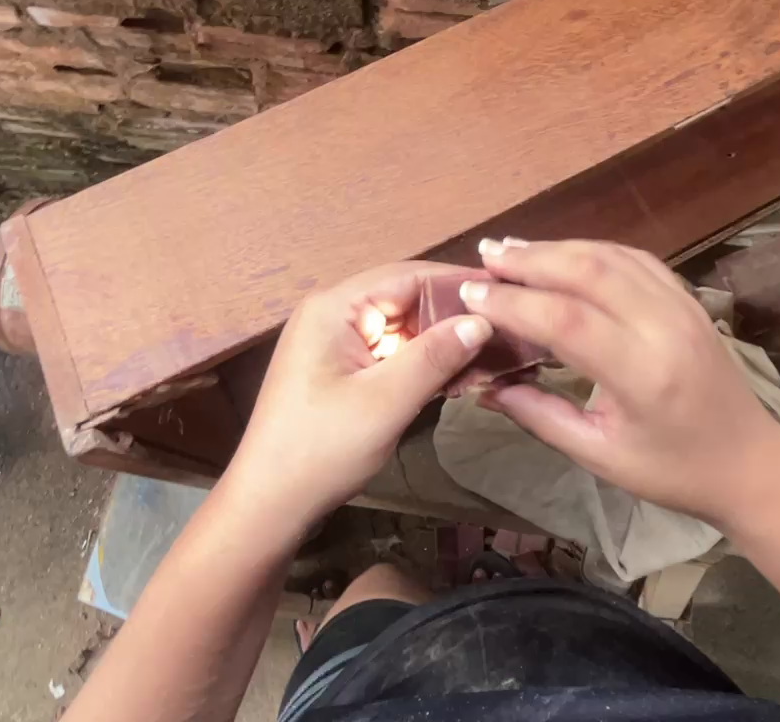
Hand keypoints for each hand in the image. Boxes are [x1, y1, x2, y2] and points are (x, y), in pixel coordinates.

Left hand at [223, 261, 494, 530]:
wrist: (269, 504)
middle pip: (406, 297)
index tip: (507, 293)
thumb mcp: (385, 401)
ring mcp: (337, 341)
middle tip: (510, 325)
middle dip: (455, 313)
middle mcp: (334, 312)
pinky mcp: (343, 367)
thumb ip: (435, 356)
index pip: (408, 275)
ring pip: (404, 325)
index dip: (458, 282)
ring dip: (443, 338)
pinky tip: (461, 372)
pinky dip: (425, 360)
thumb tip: (483, 319)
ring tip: (497, 348)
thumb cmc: (322, 449)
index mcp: (335, 307)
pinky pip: (393, 351)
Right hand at [463, 238, 779, 528]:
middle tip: (485, 255)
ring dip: (556, 247)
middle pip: (587, 271)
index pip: (565, 319)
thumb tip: (483, 386)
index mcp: (642, 375)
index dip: (512, 301)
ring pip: (610, 256)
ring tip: (511, 248)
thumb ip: (538, 415)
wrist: (751, 464)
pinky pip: (634, 258)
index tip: (470, 293)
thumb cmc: (673, 471)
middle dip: (529, 259)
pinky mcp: (688, 299)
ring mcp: (682, 306)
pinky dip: (592, 249)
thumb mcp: (598, 454)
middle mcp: (664, 328)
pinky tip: (563, 252)